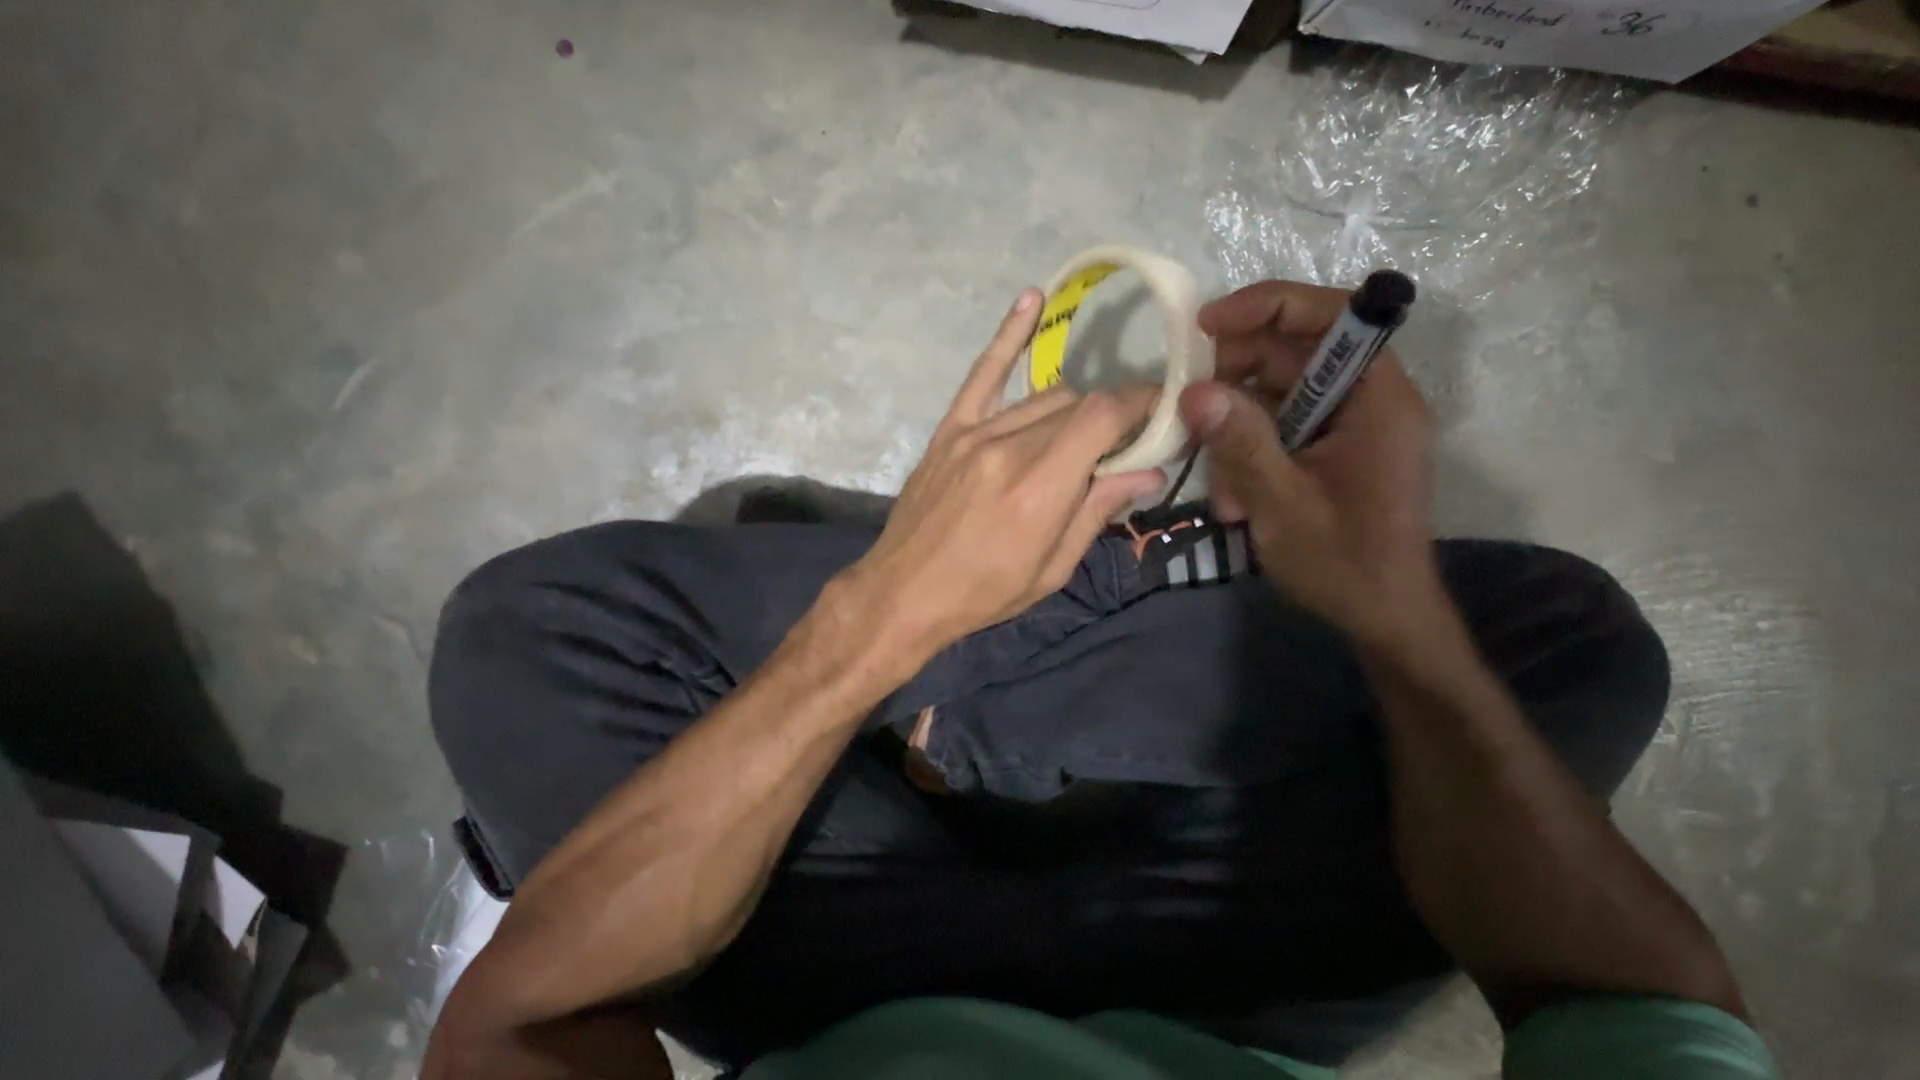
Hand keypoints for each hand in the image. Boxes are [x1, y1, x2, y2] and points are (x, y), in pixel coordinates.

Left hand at [843, 289, 1164, 658]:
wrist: (904, 593)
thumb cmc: (985, 592)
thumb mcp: (1053, 567)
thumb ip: (1099, 510)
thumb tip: (1149, 471)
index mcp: (1041, 486)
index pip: (1105, 416)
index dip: (1142, 404)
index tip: (1163, 410)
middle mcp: (1010, 447)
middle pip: (1079, 404)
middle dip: (1112, 415)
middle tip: (1125, 441)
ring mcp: (975, 433)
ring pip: (1044, 397)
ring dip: (1075, 408)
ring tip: (1087, 432)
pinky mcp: (949, 430)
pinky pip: (982, 374)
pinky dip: (1009, 336)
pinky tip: (1032, 299)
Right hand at [1180, 280, 1439, 642]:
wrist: (1385, 619)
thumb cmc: (1346, 564)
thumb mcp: (1284, 504)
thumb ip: (1242, 444)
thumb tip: (1193, 391)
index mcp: (1378, 398)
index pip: (1332, 316)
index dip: (1267, 307)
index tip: (1205, 326)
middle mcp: (1369, 398)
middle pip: (1295, 352)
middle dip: (1235, 381)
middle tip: (1189, 414)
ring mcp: (1351, 424)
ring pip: (1278, 392)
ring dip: (1236, 428)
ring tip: (1220, 485)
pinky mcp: (1334, 448)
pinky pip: (1282, 425)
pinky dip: (1250, 451)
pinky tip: (1234, 498)